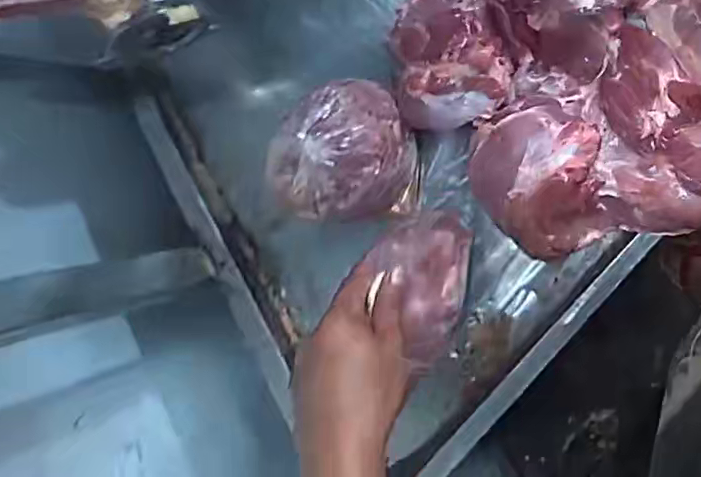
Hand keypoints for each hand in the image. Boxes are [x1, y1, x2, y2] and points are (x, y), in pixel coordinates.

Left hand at [294, 264, 410, 476]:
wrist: (340, 450)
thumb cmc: (374, 394)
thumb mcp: (392, 345)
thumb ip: (390, 308)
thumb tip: (391, 279)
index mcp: (336, 323)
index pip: (355, 282)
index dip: (374, 264)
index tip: (390, 250)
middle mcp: (313, 338)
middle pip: (343, 306)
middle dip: (368, 296)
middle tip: (397, 288)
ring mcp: (304, 362)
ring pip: (335, 329)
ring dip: (357, 321)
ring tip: (385, 321)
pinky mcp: (302, 383)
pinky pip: (327, 349)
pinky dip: (346, 342)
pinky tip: (365, 353)